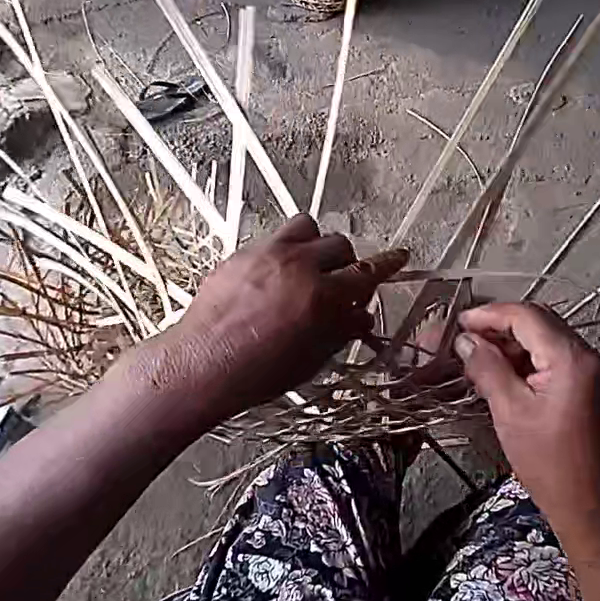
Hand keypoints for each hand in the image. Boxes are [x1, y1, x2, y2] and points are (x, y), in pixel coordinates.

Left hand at [149, 215, 406, 414]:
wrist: (200, 366)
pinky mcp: (242, 253)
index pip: (367, 272)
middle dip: (347, 262)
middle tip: (340, 283)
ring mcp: (267, 254)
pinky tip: (275, 277)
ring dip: (316, 244)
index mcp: (321, 296)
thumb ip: (341, 332)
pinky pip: (275, 239)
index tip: (399, 256)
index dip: (389, 264)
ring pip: (307, 227)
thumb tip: (361, 318)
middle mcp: (298, 266)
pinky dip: (285, 252)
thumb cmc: (257, 373)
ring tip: (309, 267)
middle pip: (340, 244)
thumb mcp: (311, 360)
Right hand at [454, 302, 599, 549]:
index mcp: (572, 359)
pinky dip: (527, 360)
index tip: (462, 323)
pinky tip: (503, 375)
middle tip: (466, 340)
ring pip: (545, 340)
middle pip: (538, 323)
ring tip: (478, 359)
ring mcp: (593, 372)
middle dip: (499, 327)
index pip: (526, 316)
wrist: (594, 510)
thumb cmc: (554, 467)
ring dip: (511, 344)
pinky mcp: (591, 387)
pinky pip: (555, 359)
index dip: (489, 315)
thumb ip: (487, 368)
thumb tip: (467, 342)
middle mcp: (588, 358)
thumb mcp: (510, 413)